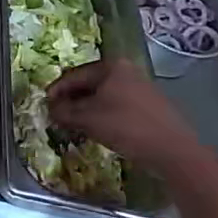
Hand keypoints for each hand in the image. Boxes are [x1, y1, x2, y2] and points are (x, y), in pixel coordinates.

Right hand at [47, 58, 199, 166]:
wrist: (173, 151)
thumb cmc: (126, 126)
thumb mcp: (88, 119)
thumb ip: (65, 111)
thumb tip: (51, 108)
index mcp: (111, 66)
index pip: (75, 75)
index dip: (57, 90)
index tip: (45, 104)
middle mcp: (127, 70)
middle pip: (90, 83)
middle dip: (72, 99)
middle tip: (58, 115)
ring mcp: (141, 87)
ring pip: (104, 95)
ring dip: (87, 108)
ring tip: (75, 124)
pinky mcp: (150, 105)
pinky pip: (118, 105)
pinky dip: (104, 114)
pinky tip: (99, 128)